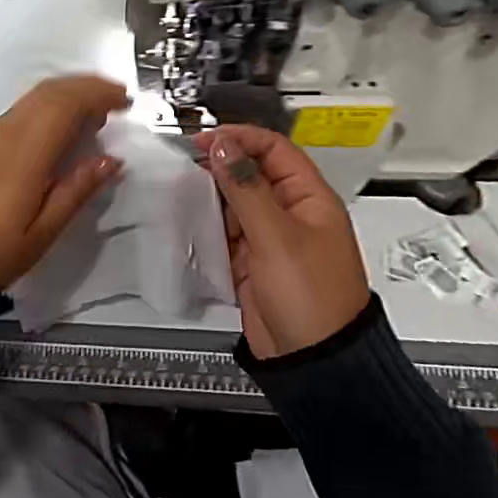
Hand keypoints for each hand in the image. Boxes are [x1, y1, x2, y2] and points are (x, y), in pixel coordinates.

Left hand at [0, 76, 128, 289]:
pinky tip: (55, 133)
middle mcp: (2, 134)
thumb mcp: (43, 232)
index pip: (64, 104)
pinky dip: (43, 110)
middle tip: (115, 101)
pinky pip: (15, 113)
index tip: (124, 100)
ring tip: (92, 115)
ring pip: (30, 99)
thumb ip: (77, 190)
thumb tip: (111, 159)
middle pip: (48, 92)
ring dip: (64, 96)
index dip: (97, 93)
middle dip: (85, 87)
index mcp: (24, 154)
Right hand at [193, 125, 369, 358]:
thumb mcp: (277, 235)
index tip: (205, 140)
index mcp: (309, 198)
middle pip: (251, 172)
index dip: (240, 139)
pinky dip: (207, 225)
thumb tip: (225, 147)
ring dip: (211, 196)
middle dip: (220, 166)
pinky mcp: (251, 260)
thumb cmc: (312, 299)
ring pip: (234, 202)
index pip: (273, 149)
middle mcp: (290, 212)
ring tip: (184, 192)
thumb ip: (247, 188)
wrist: (311, 359)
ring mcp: (269, 236)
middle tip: (188, 165)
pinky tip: (190, 222)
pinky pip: (224, 231)